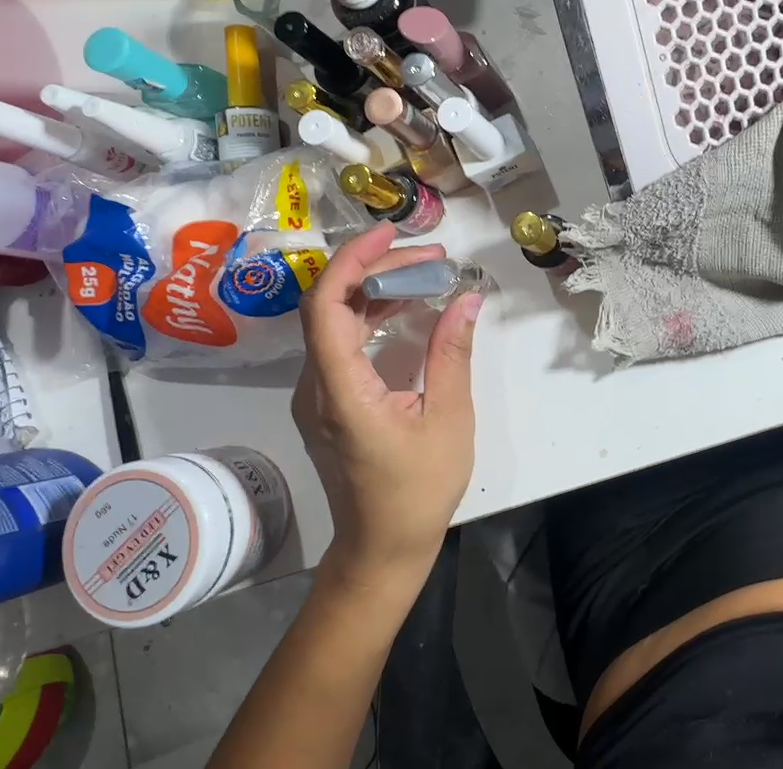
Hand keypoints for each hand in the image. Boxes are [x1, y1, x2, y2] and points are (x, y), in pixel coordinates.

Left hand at [293, 222, 481, 574]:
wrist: (381, 548)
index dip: (354, 261)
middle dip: (378, 270)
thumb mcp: (448, 420)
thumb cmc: (417, 491)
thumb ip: (453, 354)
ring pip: (334, 323)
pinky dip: (372, 318)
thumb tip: (467, 300)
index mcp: (341, 391)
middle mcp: (315, 387)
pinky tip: (406, 311)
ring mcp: (317, 396)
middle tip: (432, 259)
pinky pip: (341, 344)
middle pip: (332, 306)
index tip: (392, 234)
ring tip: (426, 276)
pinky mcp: (328, 403)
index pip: (327, 305)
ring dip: (376, 292)